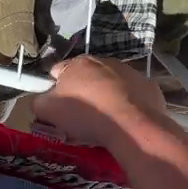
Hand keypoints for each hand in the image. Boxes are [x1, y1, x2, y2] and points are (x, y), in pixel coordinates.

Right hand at [33, 55, 171, 150]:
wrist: (132, 127)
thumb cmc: (86, 115)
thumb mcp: (48, 111)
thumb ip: (38, 102)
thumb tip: (40, 102)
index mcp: (78, 62)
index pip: (57, 71)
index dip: (54, 89)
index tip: (56, 107)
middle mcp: (104, 61)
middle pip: (86, 77)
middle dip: (81, 92)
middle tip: (80, 117)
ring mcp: (130, 72)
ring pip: (110, 84)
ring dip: (105, 97)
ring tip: (104, 121)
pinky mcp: (149, 87)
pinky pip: (133, 95)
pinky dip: (127, 105)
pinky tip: (125, 121)